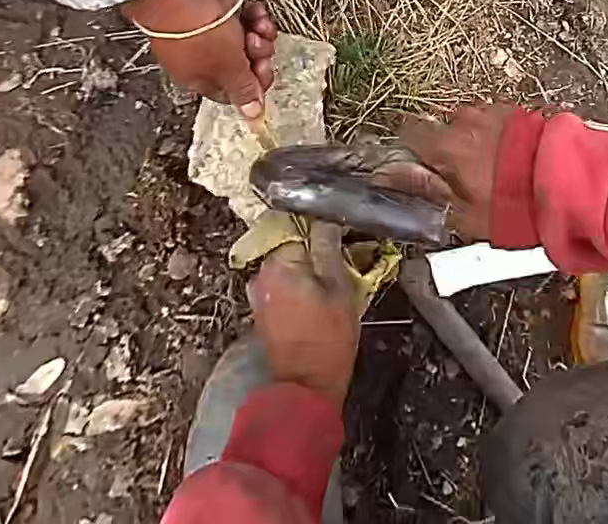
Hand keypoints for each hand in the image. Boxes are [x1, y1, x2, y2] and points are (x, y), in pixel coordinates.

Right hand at [121, 0, 276, 117]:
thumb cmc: (200, 32)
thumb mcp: (228, 66)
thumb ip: (243, 89)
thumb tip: (252, 116)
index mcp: (201, 79)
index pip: (235, 91)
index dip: (255, 82)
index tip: (262, 69)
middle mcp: (205, 59)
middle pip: (246, 65)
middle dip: (259, 54)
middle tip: (256, 44)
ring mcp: (212, 34)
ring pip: (249, 41)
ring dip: (261, 34)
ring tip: (257, 25)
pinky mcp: (220, 13)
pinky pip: (246, 20)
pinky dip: (255, 16)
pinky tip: (255, 10)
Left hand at [248, 223, 357, 404]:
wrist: (307, 388)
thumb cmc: (328, 337)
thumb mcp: (339, 285)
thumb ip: (328, 246)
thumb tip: (326, 218)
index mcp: (278, 263)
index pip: (301, 225)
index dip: (326, 227)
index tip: (346, 236)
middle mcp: (261, 274)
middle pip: (294, 243)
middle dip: (319, 246)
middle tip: (348, 258)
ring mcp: (260, 294)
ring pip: (291, 263)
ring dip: (313, 265)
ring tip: (339, 276)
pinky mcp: (265, 309)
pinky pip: (287, 281)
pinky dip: (304, 281)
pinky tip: (325, 293)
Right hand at [387, 104, 514, 241]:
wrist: (567, 181)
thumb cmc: (513, 204)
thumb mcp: (462, 212)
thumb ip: (424, 189)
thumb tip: (389, 176)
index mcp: (447, 144)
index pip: (409, 131)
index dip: (408, 147)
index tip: (414, 163)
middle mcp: (467, 120)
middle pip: (443, 128)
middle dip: (448, 149)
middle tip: (462, 179)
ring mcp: (494, 111)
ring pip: (471, 124)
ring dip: (475, 142)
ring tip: (493, 171)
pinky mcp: (518, 111)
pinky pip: (495, 122)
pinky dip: (498, 137)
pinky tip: (511, 159)